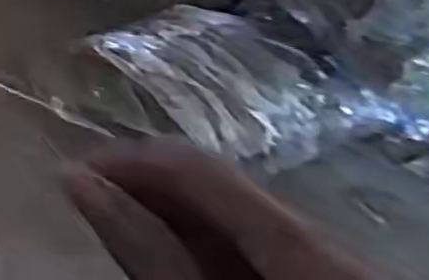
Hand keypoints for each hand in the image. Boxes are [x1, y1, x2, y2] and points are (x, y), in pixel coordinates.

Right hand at [66, 139, 380, 279]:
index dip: (128, 160)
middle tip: (99, 208)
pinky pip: (273, 250)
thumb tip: (75, 177)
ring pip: (247, 218)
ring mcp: (352, 272)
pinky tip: (190, 264)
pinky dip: (220, 249)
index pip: (198, 166)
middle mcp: (342, 251)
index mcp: (313, 253)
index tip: (75, 175)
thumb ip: (148, 253)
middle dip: (153, 192)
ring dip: (181, 219)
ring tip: (137, 238)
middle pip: (225, 190)